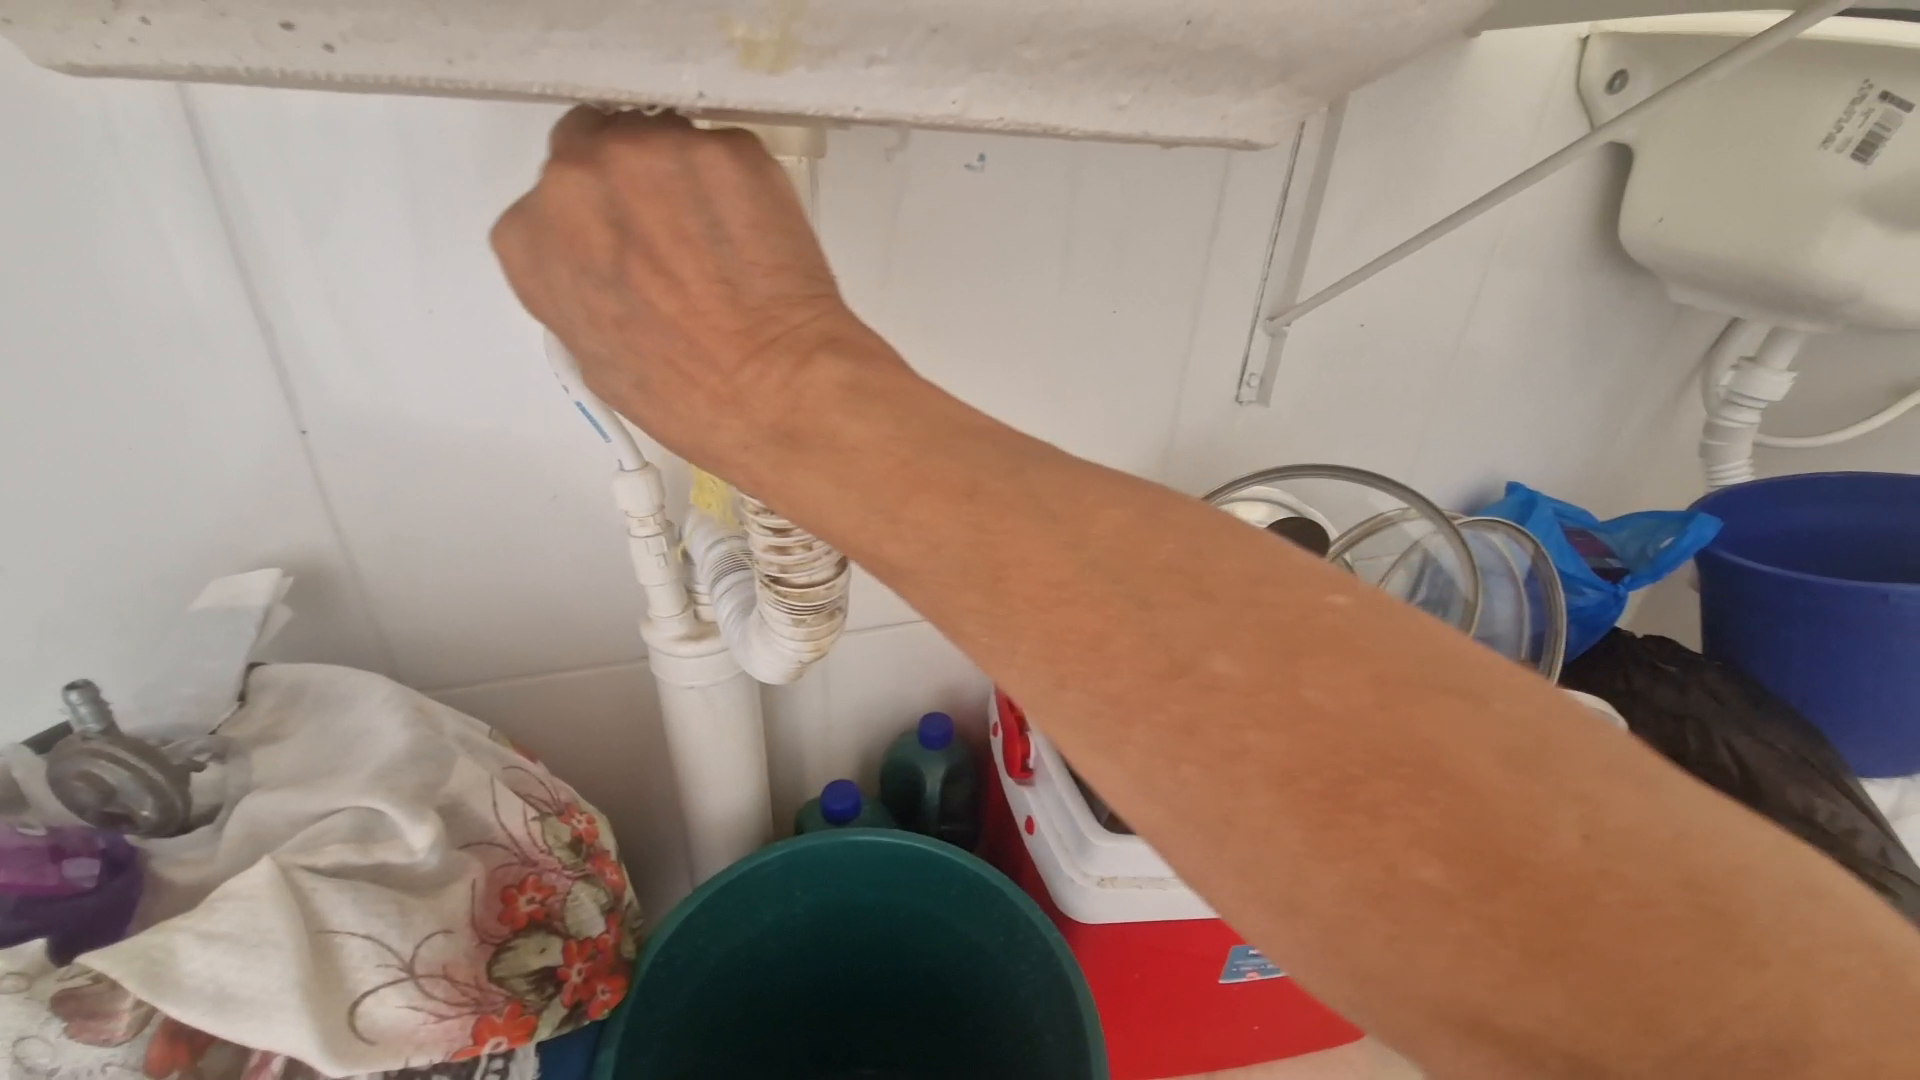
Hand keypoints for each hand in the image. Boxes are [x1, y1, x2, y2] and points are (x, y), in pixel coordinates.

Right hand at [492, 108, 897, 478]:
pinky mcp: (727, 150)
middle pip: (596, 151)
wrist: (776, 387)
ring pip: (662, 143)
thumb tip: (610, 273)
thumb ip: (581, 289)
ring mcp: (654, 152)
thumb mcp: (599, 359)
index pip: (553, 203)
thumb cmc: (695, 395)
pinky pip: (726, 153)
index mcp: (532, 239)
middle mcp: (579, 178)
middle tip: (677, 241)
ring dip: (685, 182)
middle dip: (632, 190)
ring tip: (722, 248)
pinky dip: (740, 188)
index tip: (626, 247)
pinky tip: (756, 240)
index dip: (598, 225)